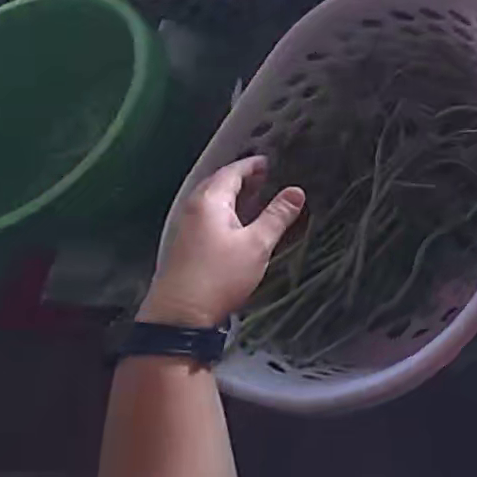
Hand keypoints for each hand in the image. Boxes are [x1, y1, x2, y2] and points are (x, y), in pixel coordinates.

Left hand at [141, 156, 305, 328]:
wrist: (180, 316)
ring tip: (261, 193)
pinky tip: (244, 219)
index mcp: (209, 202)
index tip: (271, 161)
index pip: (231, 173)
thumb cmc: (221, 274)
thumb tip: (297, 190)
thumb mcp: (257, 244)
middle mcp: (194, 209)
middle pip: (219, 184)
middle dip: (244, 177)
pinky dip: (231, 209)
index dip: (252, 165)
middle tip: (269, 175)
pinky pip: (212, 215)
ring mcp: (188, 227)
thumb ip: (277, 215)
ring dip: (237, 194)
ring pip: (215, 201)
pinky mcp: (189, 244)